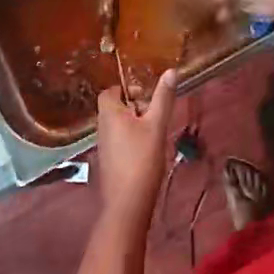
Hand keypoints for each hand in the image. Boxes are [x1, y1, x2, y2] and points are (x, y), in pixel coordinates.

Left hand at [94, 69, 177, 220]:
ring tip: (155, 134)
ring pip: (119, 125)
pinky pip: (120, 141)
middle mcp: (101, 126)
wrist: (127, 203)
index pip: (110, 91)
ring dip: (136, 125)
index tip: (146, 96)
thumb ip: (163, 98)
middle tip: (155, 116)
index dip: (127, 89)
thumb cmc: (141, 159)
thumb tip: (171, 70)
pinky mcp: (109, 161)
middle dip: (136, 108)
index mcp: (108, 113)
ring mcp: (103, 145)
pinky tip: (148, 153)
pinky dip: (132, 140)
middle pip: (116, 107)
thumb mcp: (156, 125)